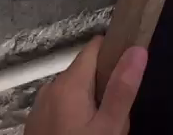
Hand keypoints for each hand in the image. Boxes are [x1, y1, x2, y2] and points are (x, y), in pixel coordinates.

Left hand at [24, 37, 146, 134]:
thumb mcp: (109, 128)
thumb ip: (122, 89)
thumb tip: (137, 49)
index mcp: (69, 82)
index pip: (96, 46)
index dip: (115, 54)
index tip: (128, 77)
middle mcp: (50, 88)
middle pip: (86, 70)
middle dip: (105, 86)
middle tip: (116, 117)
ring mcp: (40, 108)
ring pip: (74, 92)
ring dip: (90, 103)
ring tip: (102, 131)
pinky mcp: (35, 127)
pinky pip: (61, 109)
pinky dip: (74, 118)